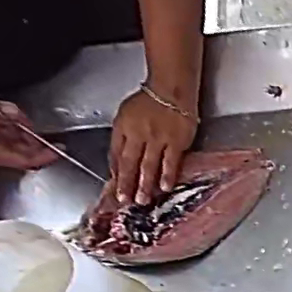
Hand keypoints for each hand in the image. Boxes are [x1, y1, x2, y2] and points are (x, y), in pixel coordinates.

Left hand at [110, 87, 199, 202]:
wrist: (170, 90)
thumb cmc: (149, 103)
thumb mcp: (126, 116)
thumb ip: (122, 138)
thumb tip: (118, 163)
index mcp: (123, 127)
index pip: (116, 153)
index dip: (116, 173)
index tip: (115, 190)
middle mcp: (138, 134)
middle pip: (130, 162)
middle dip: (126, 183)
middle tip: (125, 201)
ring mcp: (158, 138)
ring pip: (149, 165)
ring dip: (145, 184)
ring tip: (142, 200)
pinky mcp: (176, 141)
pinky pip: (170, 161)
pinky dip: (167, 175)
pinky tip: (165, 187)